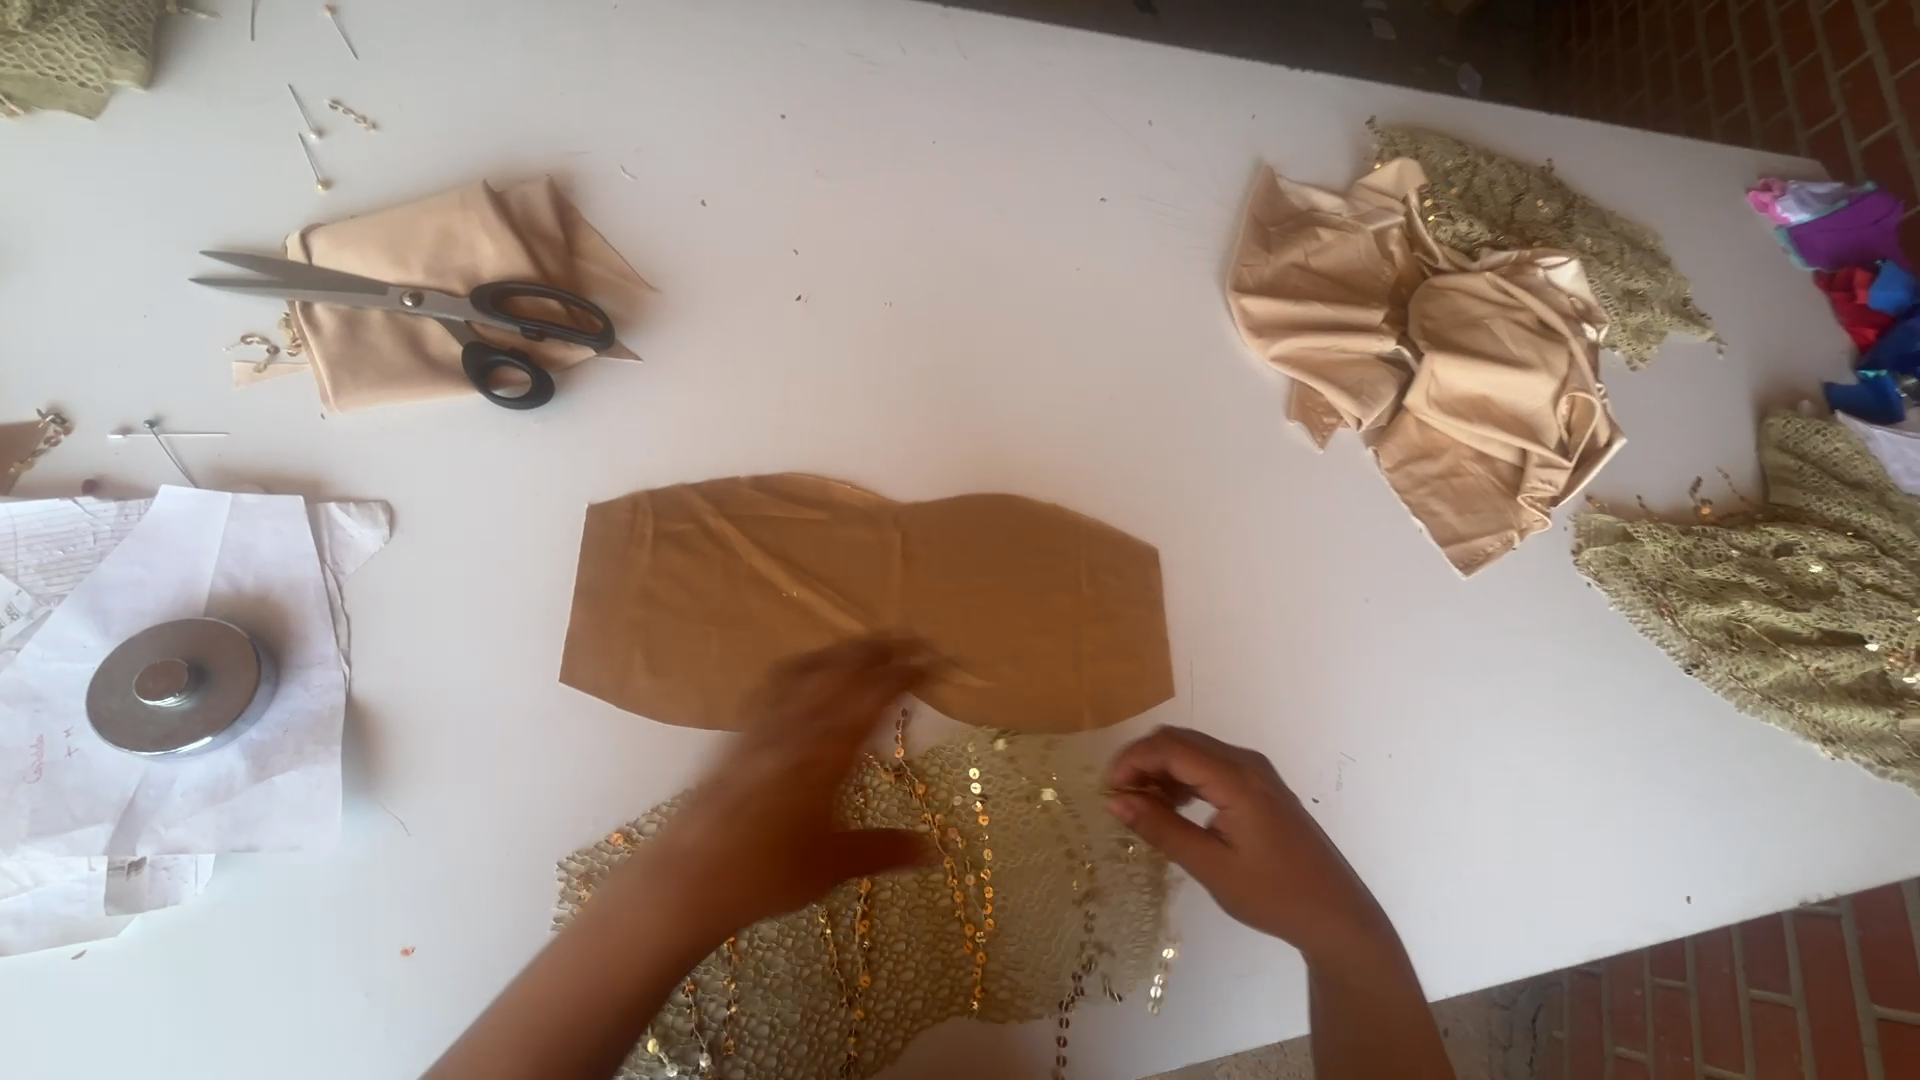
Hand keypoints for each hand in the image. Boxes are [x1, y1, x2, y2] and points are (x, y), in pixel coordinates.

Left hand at [617, 637, 932, 944]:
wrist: (688, 878)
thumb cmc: (767, 874)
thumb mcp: (834, 865)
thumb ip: (885, 850)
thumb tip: (936, 852)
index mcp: (830, 752)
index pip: (878, 694)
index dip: (910, 671)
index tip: (937, 662)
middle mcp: (800, 726)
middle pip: (846, 668)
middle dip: (884, 649)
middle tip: (913, 642)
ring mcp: (767, 723)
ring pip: (812, 668)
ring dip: (846, 651)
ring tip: (869, 647)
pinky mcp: (742, 731)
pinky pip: (778, 681)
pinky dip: (806, 664)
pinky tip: (810, 670)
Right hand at [1105, 726, 1388, 961]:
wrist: (1338, 916)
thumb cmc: (1274, 896)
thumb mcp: (1211, 867)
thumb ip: (1161, 829)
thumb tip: (1115, 803)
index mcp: (1237, 780)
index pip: (1170, 748)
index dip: (1132, 761)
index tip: (1108, 791)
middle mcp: (1246, 763)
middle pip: (1179, 740)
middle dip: (1142, 762)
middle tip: (1120, 799)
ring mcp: (1256, 772)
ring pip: (1192, 750)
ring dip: (1160, 769)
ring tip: (1143, 808)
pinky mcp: (1259, 785)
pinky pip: (1209, 765)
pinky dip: (1182, 777)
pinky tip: (1173, 809)